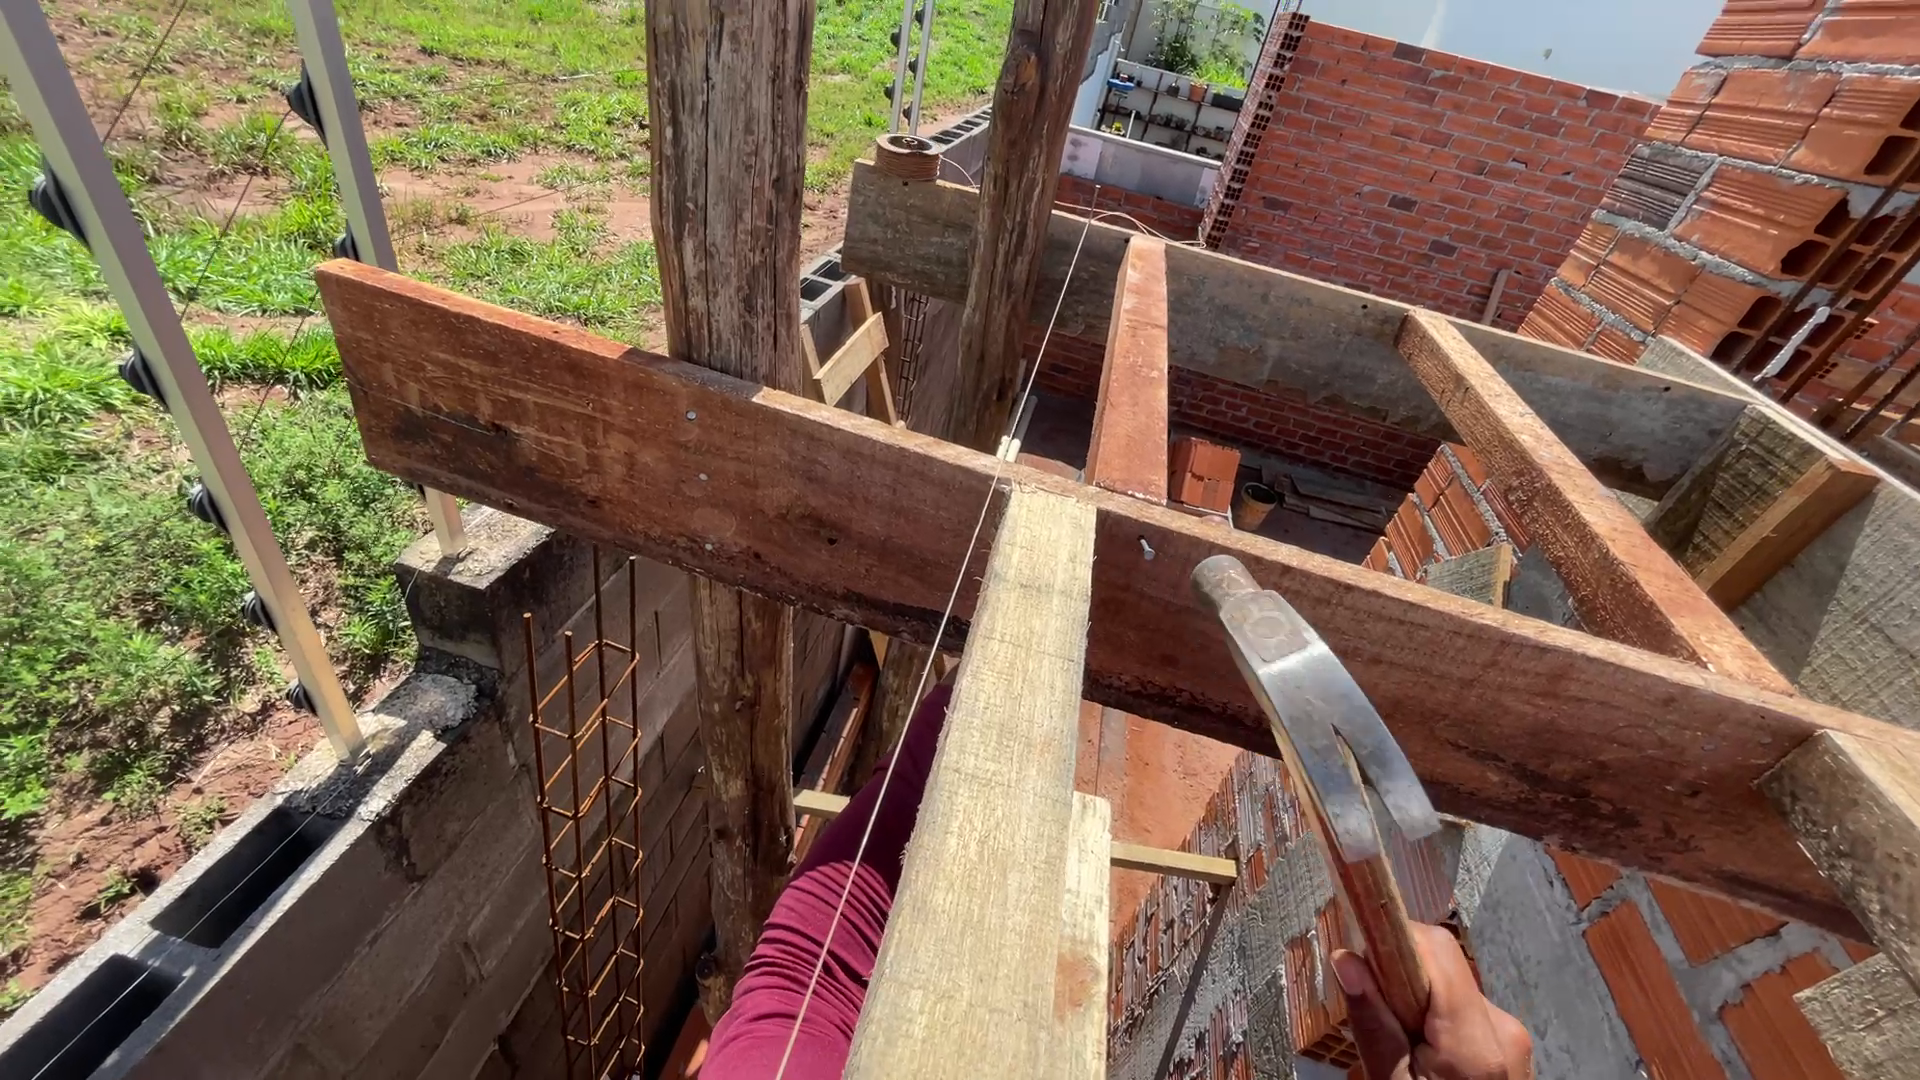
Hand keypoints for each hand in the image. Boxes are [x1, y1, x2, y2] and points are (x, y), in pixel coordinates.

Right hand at [1332, 923, 1532, 1079]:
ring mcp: (1510, 1035)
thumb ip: (1373, 1025)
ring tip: (1402, 1043)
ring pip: (1445, 982)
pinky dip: (1431, 1014)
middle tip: (1377, 1017)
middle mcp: (1503, 1026)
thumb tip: (1344, 957)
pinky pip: (1458, 1003)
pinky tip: (1424, 1052)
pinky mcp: (1507, 1042)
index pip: (1435, 947)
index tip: (1363, 967)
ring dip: (1413, 996)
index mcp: (1477, 1042)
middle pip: (1438, 962)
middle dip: (1398, 975)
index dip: (1393, 942)